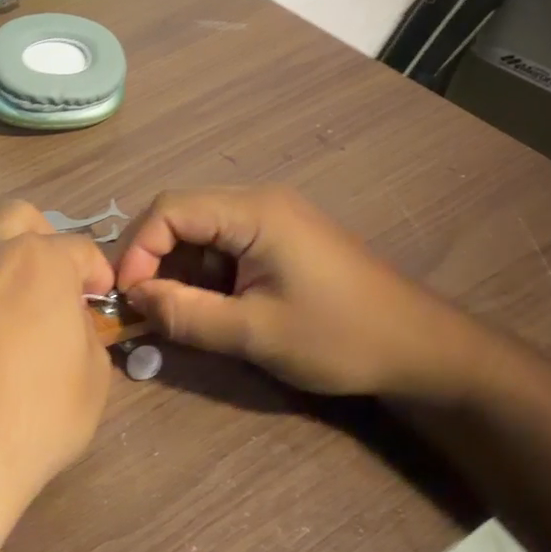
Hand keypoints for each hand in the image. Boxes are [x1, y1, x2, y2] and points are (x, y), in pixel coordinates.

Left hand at [0, 201, 115, 542]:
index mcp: (38, 264)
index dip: (93, 271)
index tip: (93, 295)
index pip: (78, 247)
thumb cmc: (33, 424)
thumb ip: (84, 332)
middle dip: (37, 238)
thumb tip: (67, 317)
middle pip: (13, 215)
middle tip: (40, 278)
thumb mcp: (92, 381)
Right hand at [116, 186, 485, 398]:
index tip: (128, 298)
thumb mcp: (255, 332)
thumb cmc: (340, 337)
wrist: (422, 349)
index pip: (168, 209)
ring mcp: (272, 219)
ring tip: (172, 312)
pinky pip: (222, 246)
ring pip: (198, 231)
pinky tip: (205, 307)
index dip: (137, 250)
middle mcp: (259, 202)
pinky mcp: (280, 241)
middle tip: (141, 305)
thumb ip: (186, 315)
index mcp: (254, 212)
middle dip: (152, 258)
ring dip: (176, 269)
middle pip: (179, 214)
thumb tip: (133, 302)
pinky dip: (202, 274)